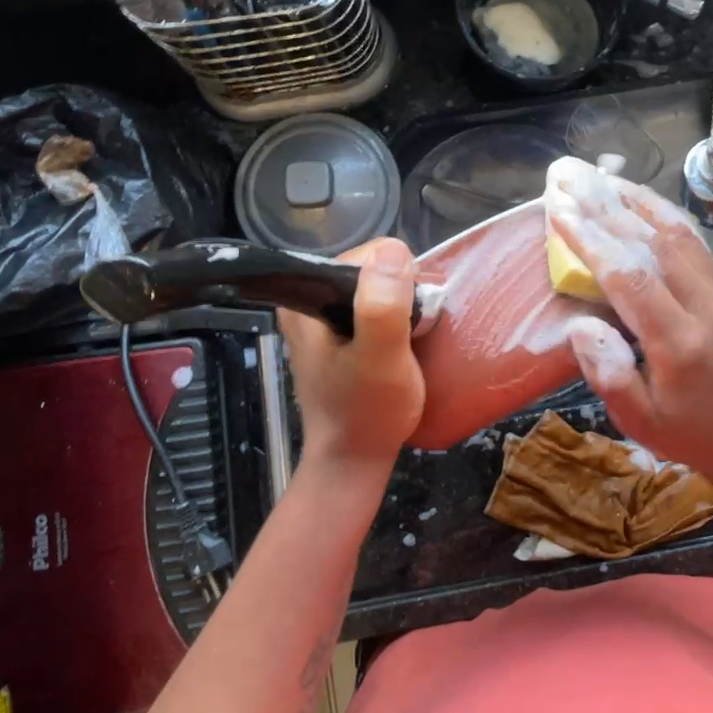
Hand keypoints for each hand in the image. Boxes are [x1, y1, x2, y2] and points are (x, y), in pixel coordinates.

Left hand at [278, 238, 425, 470]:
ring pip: (379, 287)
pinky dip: (394, 323)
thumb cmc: (368, 412)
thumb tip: (393, 252)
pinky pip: (375, 307)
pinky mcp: (335, 333)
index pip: (371, 255)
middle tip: (405, 341)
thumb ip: (381, 306)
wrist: (354, 460)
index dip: (401, 283)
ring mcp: (321, 316)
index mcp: (304, 296)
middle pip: (375, 268)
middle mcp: (306, 298)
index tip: (407, 325)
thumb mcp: (380, 359)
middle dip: (402, 298)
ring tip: (402, 347)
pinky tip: (397, 349)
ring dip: (401, 312)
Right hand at [546, 161, 712, 476]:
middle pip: (653, 242)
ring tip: (599, 176)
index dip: (593, 240)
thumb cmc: (686, 431)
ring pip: (677, 231)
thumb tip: (581, 325)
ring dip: (635, 200)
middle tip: (569, 178)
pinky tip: (639, 198)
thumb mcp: (637, 420)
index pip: (631, 277)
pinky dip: (663, 213)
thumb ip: (608, 374)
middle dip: (606, 206)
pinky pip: (693, 239)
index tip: (559, 209)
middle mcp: (704, 306)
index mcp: (679, 341)